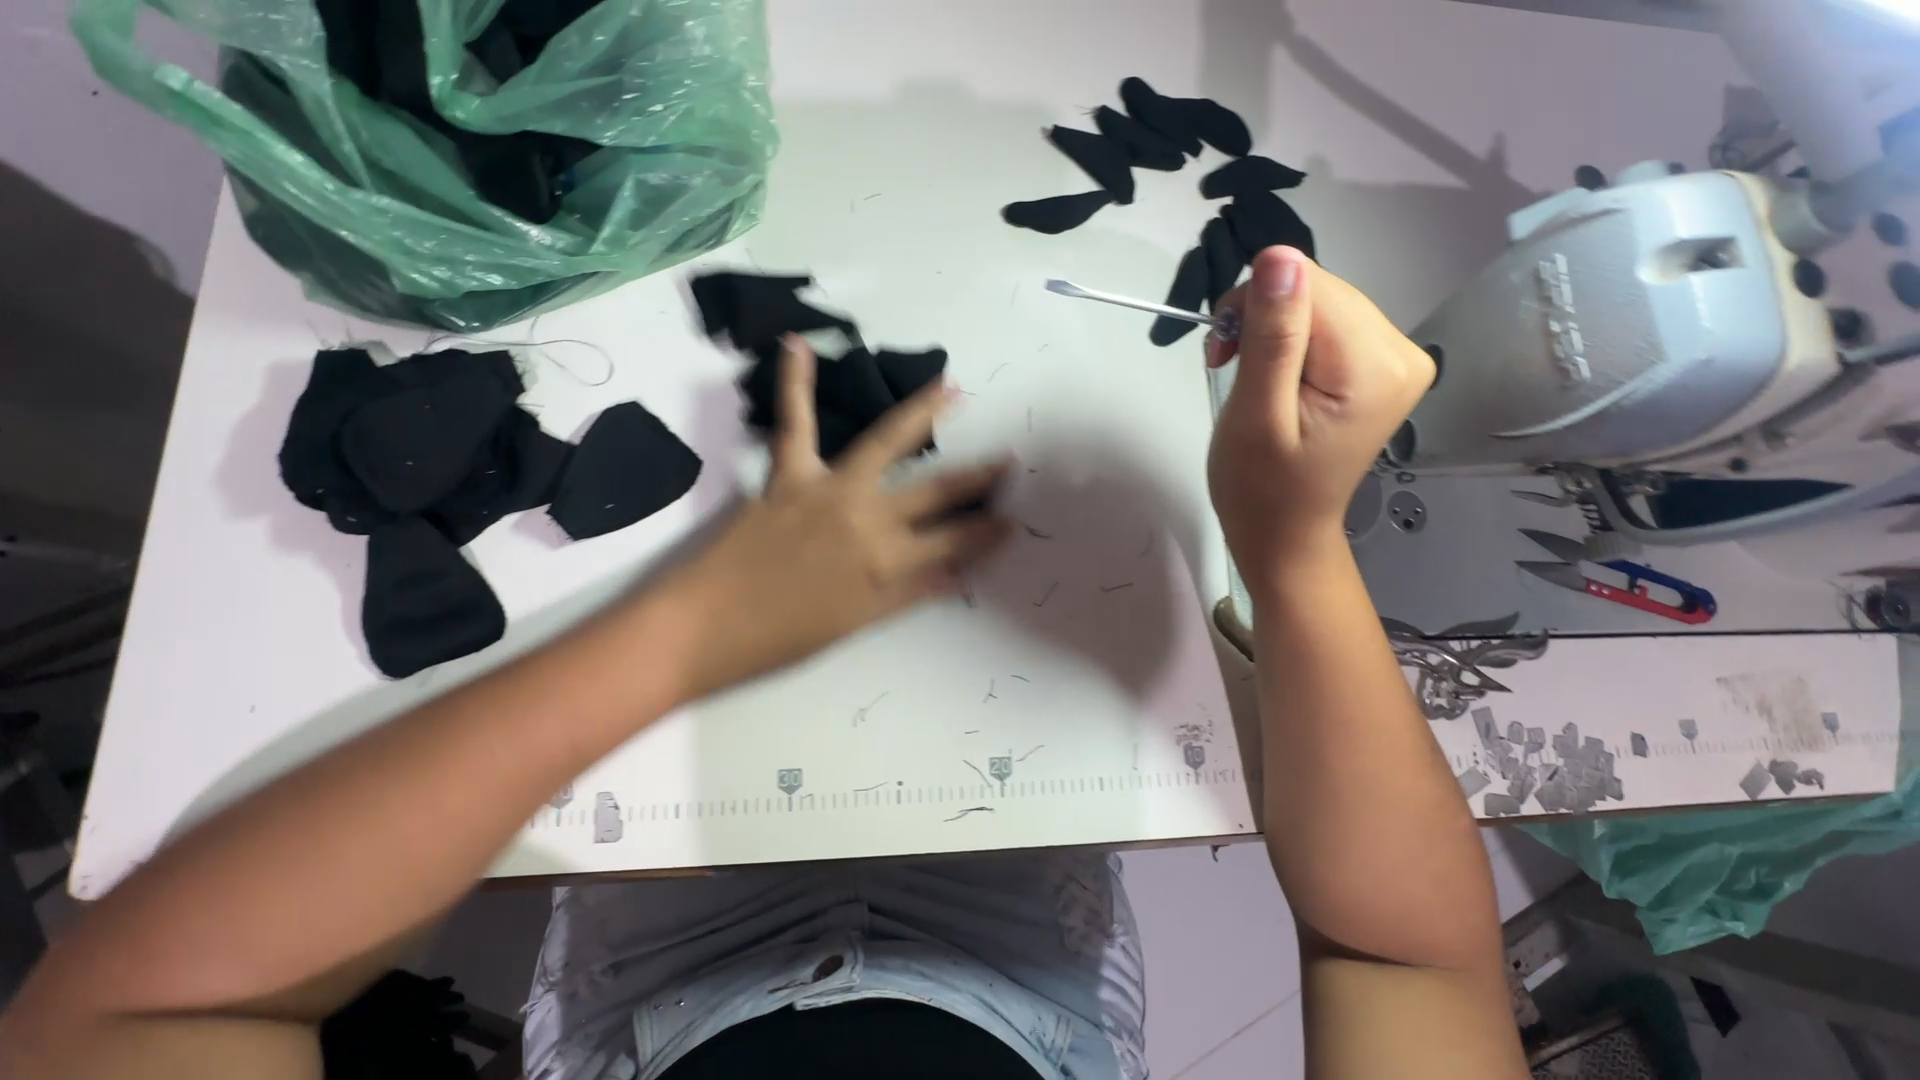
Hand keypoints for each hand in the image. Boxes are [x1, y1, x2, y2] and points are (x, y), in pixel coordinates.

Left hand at [661, 337, 1011, 699]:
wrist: (703, 626)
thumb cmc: (780, 638)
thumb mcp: (857, 625)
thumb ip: (909, 595)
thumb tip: (957, 575)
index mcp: (886, 562)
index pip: (954, 543)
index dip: (987, 533)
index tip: (1011, 521)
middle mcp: (868, 517)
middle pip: (935, 492)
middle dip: (976, 478)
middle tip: (1006, 461)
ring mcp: (828, 489)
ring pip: (885, 443)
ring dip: (922, 412)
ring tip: (951, 386)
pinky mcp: (787, 475)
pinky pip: (794, 423)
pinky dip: (794, 384)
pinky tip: (796, 344)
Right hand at [1206, 247, 1434, 589]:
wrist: (1284, 534)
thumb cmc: (1260, 488)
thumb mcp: (1256, 414)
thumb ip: (1273, 336)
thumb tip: (1279, 255)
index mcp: (1376, 366)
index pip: (1311, 287)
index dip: (1255, 304)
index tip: (1222, 352)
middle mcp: (1402, 352)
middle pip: (1321, 290)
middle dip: (1264, 315)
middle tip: (1228, 363)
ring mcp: (1398, 359)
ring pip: (1322, 302)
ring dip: (1273, 327)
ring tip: (1249, 375)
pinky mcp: (1382, 366)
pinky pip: (1330, 323)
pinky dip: (1290, 339)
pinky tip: (1273, 373)